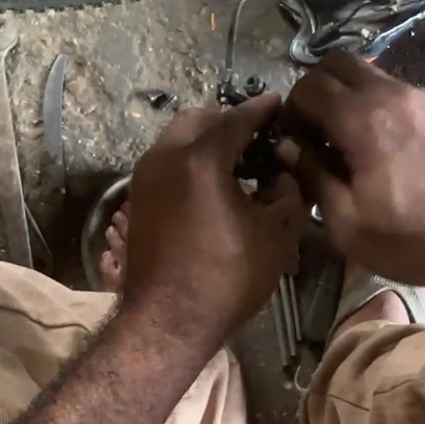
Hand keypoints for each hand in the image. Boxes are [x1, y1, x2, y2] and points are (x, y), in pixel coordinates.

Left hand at [120, 93, 304, 343]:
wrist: (167, 320)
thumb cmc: (228, 278)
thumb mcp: (276, 234)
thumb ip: (287, 191)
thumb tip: (283, 171)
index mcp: (201, 158)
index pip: (237, 119)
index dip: (262, 110)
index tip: (278, 103)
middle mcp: (166, 156)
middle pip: (200, 119)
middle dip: (228, 121)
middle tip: (257, 136)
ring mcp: (145, 175)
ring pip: (178, 138)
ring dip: (207, 139)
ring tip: (237, 160)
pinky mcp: (137, 196)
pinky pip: (166, 160)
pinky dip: (189, 158)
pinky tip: (212, 182)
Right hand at [278, 52, 424, 296]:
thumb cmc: (418, 240)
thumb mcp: (348, 224)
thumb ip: (312, 176)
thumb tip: (289, 147)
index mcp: (363, 118)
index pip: (308, 85)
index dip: (291, 110)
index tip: (295, 141)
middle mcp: (393, 94)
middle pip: (337, 62)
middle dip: (316, 90)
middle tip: (317, 132)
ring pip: (372, 75)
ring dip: (350, 98)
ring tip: (354, 146)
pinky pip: (401, 94)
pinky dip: (382, 109)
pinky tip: (393, 152)